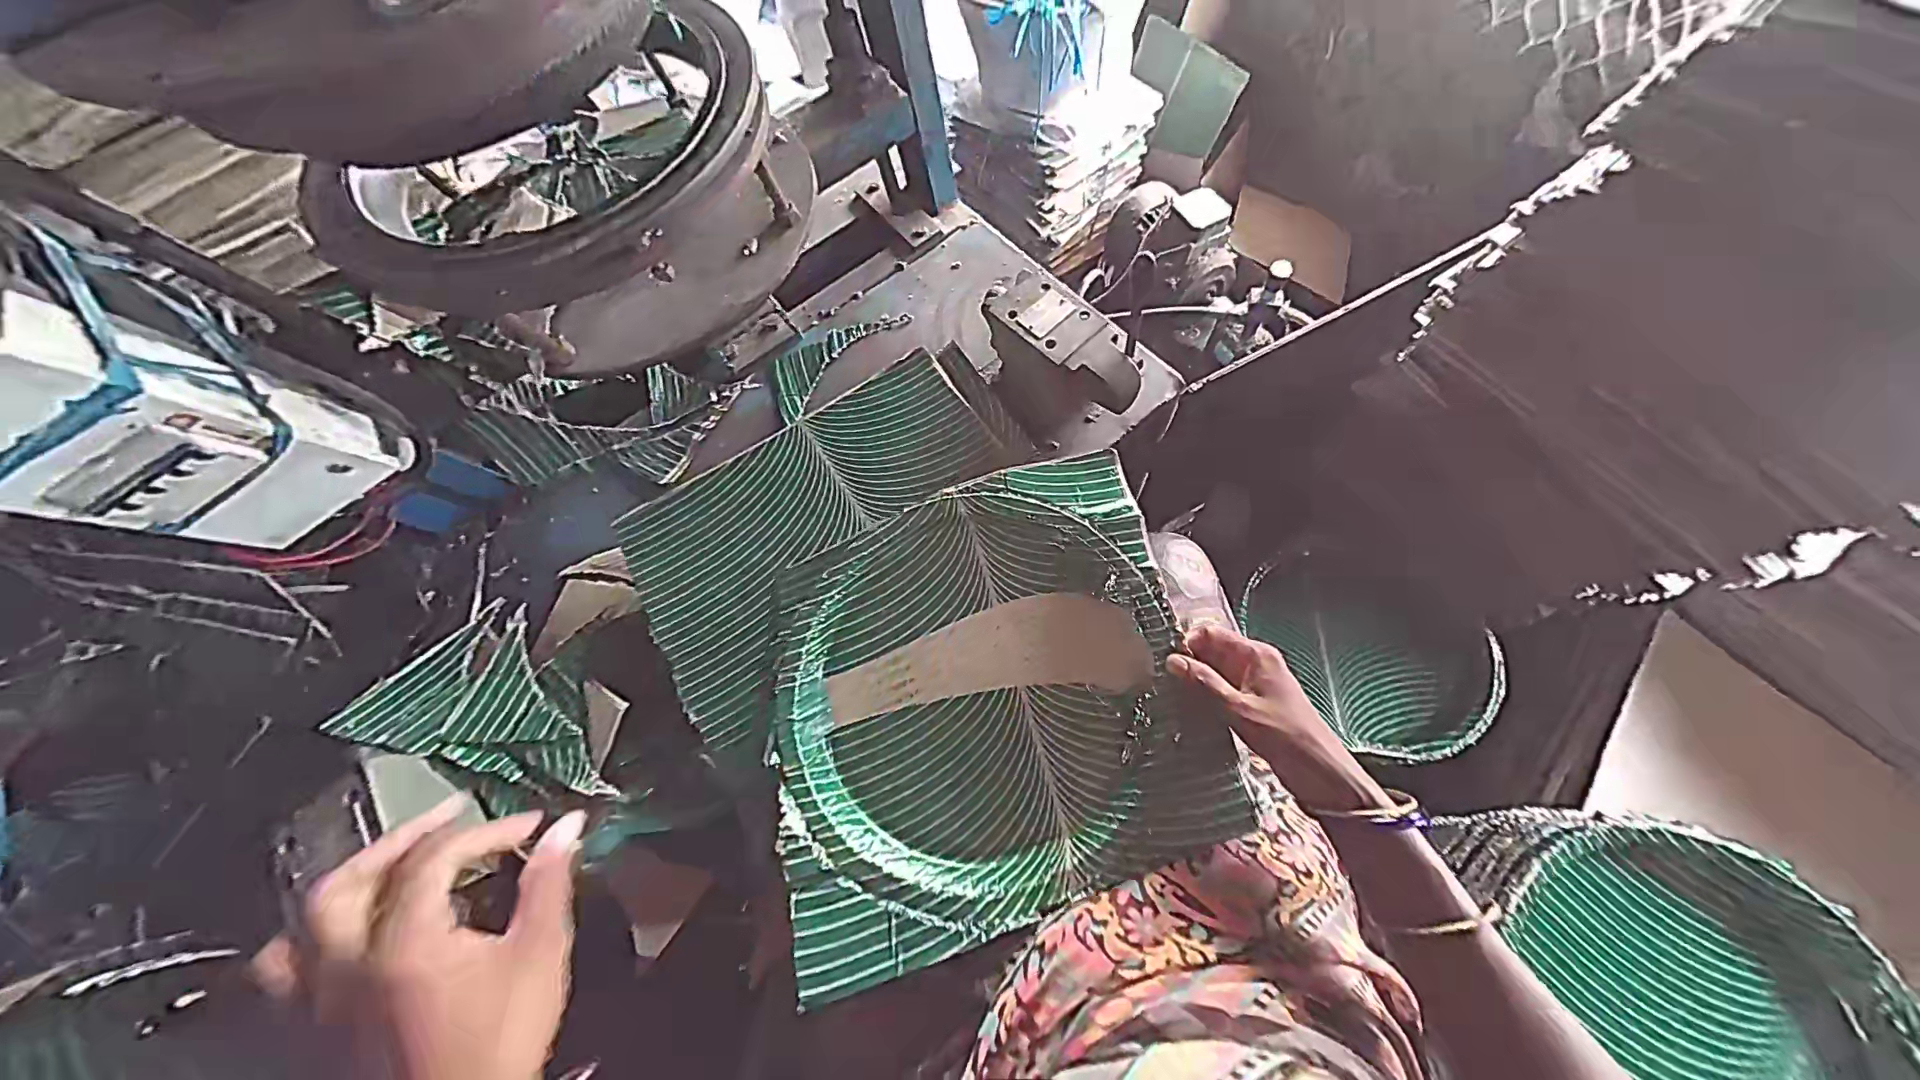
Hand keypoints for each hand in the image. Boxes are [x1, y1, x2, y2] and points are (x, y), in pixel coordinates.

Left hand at [254, 798, 585, 1079]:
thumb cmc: (501, 1038)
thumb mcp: (540, 952)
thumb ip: (549, 883)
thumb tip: (566, 828)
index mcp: (405, 941)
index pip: (437, 857)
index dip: (489, 830)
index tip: (532, 826)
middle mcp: (348, 966)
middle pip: (352, 878)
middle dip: (406, 835)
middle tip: (450, 814)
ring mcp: (318, 1003)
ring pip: (302, 925)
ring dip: (349, 880)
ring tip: (388, 863)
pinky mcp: (310, 1033)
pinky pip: (284, 973)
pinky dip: (311, 937)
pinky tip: (346, 932)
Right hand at [1168, 624, 1391, 812]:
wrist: (1322, 774)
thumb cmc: (1286, 736)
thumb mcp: (1239, 709)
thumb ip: (1204, 683)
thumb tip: (1173, 661)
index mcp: (1256, 655)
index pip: (1211, 633)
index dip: (1186, 643)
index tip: (1164, 662)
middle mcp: (1254, 664)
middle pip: (1211, 652)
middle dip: (1187, 663)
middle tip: (1161, 680)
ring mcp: (1253, 685)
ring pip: (1214, 674)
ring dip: (1195, 683)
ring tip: (1170, 696)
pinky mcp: (1251, 705)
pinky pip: (1221, 692)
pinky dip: (1205, 698)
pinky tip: (1189, 710)